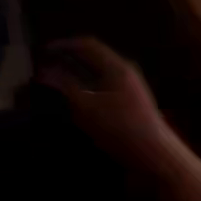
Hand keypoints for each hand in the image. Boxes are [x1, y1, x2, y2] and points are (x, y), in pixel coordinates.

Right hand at [40, 38, 183, 170]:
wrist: (156, 156)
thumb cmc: (120, 129)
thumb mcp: (87, 108)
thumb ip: (64, 86)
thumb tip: (43, 72)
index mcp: (116, 66)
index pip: (87, 44)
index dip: (64, 45)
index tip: (44, 50)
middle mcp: (125, 71)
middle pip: (94, 57)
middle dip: (70, 58)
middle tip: (49, 64)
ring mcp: (130, 87)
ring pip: (99, 72)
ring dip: (78, 73)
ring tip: (59, 82)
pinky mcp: (132, 102)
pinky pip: (105, 85)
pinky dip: (88, 86)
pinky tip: (79, 101)